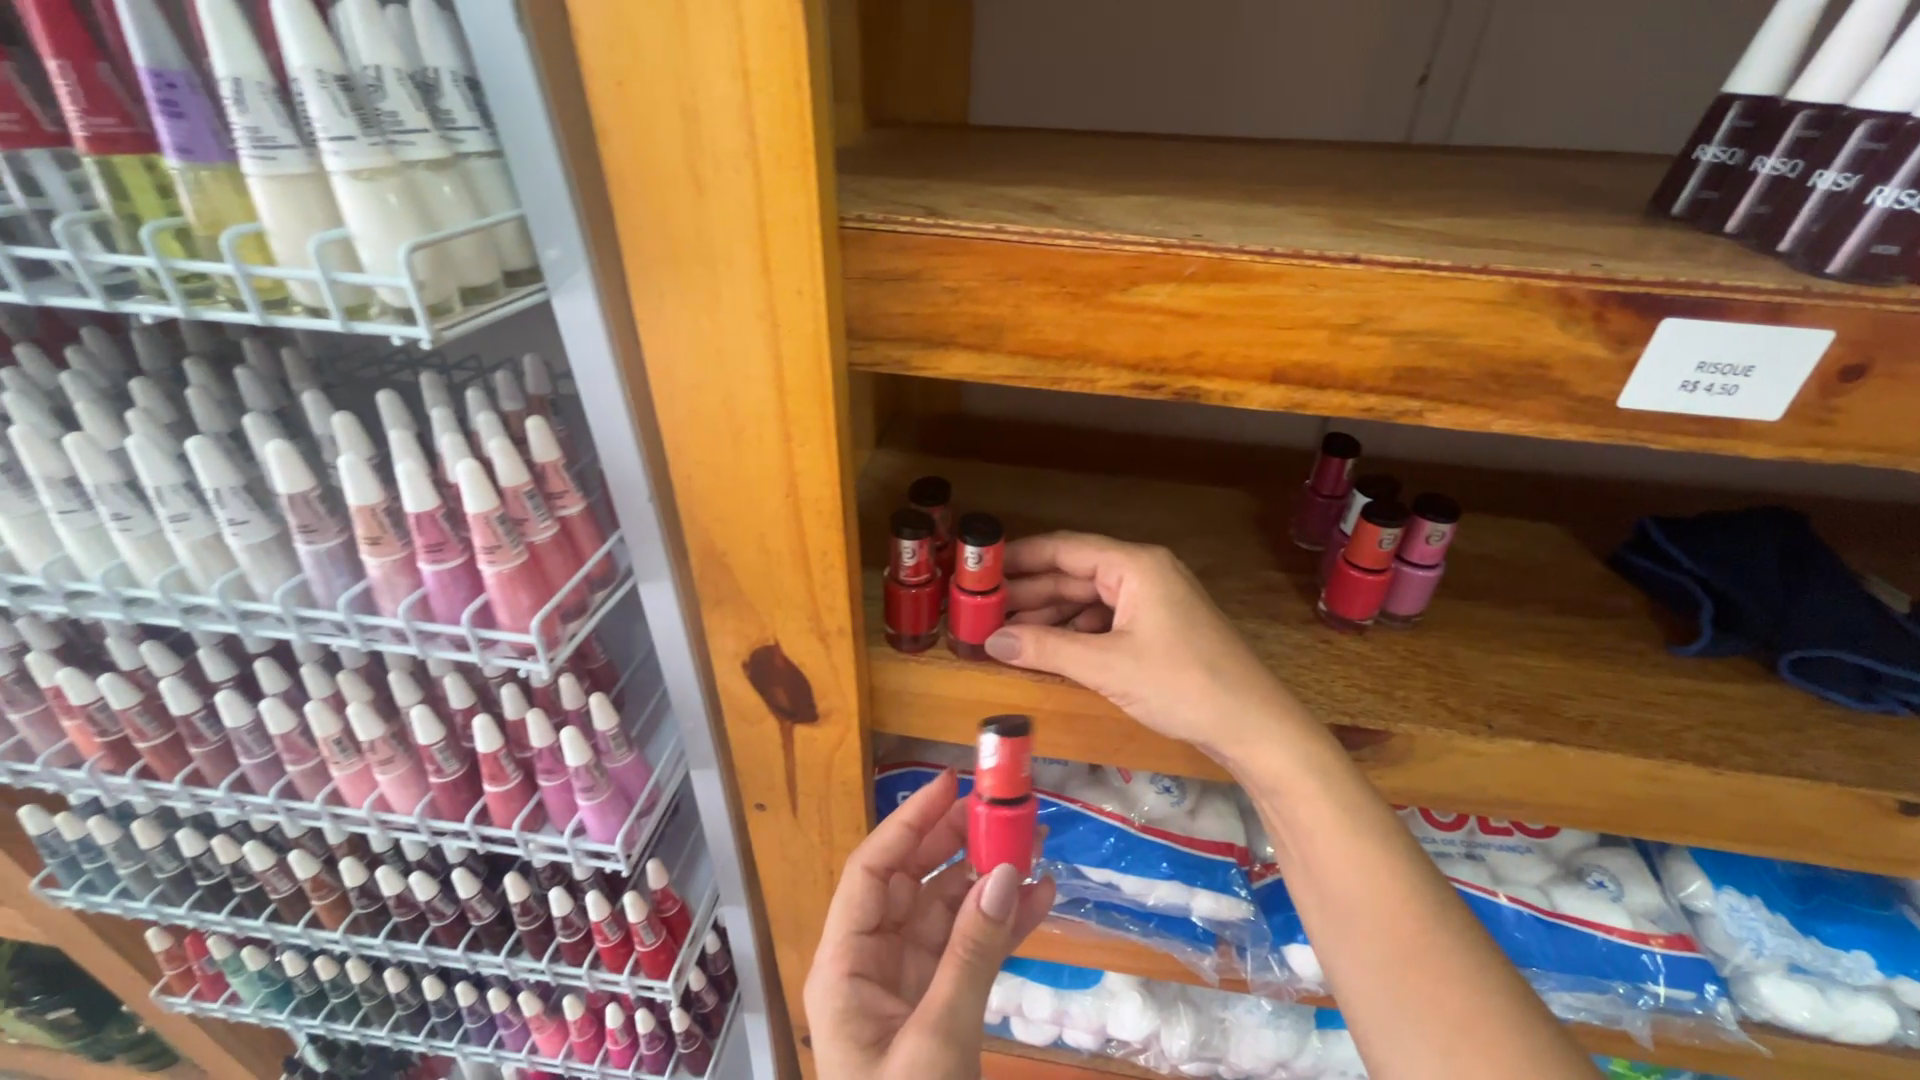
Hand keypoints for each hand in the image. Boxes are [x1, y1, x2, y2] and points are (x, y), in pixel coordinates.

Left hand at [805, 770, 1054, 1079]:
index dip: (908, 823)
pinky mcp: (938, 1003)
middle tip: (1000, 811)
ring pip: (946, 912)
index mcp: (844, 963)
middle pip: (910, 883)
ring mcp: (907, 982)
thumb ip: (972, 953)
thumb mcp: (937, 1038)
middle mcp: (871, 962)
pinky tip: (1039, 899)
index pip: (871, 872)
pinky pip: (969, 949)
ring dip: (988, 881)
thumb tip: (1006, 873)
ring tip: (1032, 847)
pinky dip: (1002, 924)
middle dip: (954, 844)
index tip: (949, 785)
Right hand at [983, 531, 1310, 756]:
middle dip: (1029, 593)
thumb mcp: (1106, 666)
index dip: (1019, 558)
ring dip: (1048, 617)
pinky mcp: (1158, 628)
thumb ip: (1045, 648)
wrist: (1253, 725)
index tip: (979, 571)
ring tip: (1004, 634)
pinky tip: (1045, 650)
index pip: (1064, 549)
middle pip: (1074, 574)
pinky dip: (1074, 634)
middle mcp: (1143, 573)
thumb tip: (990, 641)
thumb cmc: (1182, 684)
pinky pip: (1105, 621)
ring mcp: (1153, 601)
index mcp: (1134, 565)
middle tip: (982, 611)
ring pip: (1088, 600)